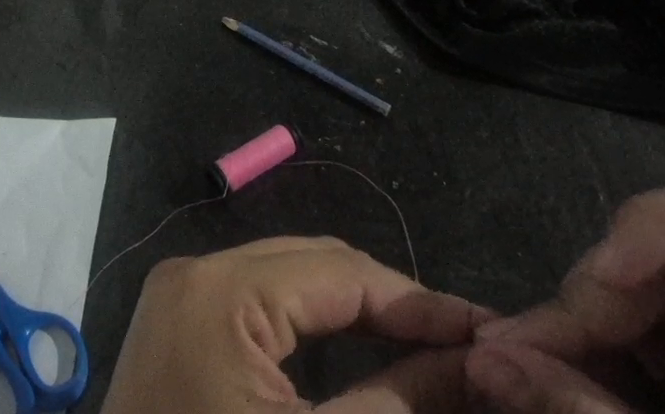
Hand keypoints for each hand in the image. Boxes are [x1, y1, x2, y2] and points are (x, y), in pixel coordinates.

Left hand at [100, 236, 490, 413]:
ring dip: (355, 308)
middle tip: (459, 342)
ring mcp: (180, 292)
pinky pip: (258, 299)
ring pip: (290, 277)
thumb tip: (473, 364)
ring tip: (421, 340)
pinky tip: (356, 342)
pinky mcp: (177, 319)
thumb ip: (400, 400)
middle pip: (317, 264)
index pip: (344, 273)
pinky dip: (311, 320)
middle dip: (390, 301)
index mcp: (222, 290)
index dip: (420, 302)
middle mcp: (196, 270)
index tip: (487, 329)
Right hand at [468, 179, 664, 413]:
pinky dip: (593, 350)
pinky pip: (642, 333)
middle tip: (519, 349)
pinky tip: (561, 376)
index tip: (596, 276)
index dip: (659, 224)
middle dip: (590, 298)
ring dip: (579, 324)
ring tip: (524, 364)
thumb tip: (487, 359)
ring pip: (643, 290)